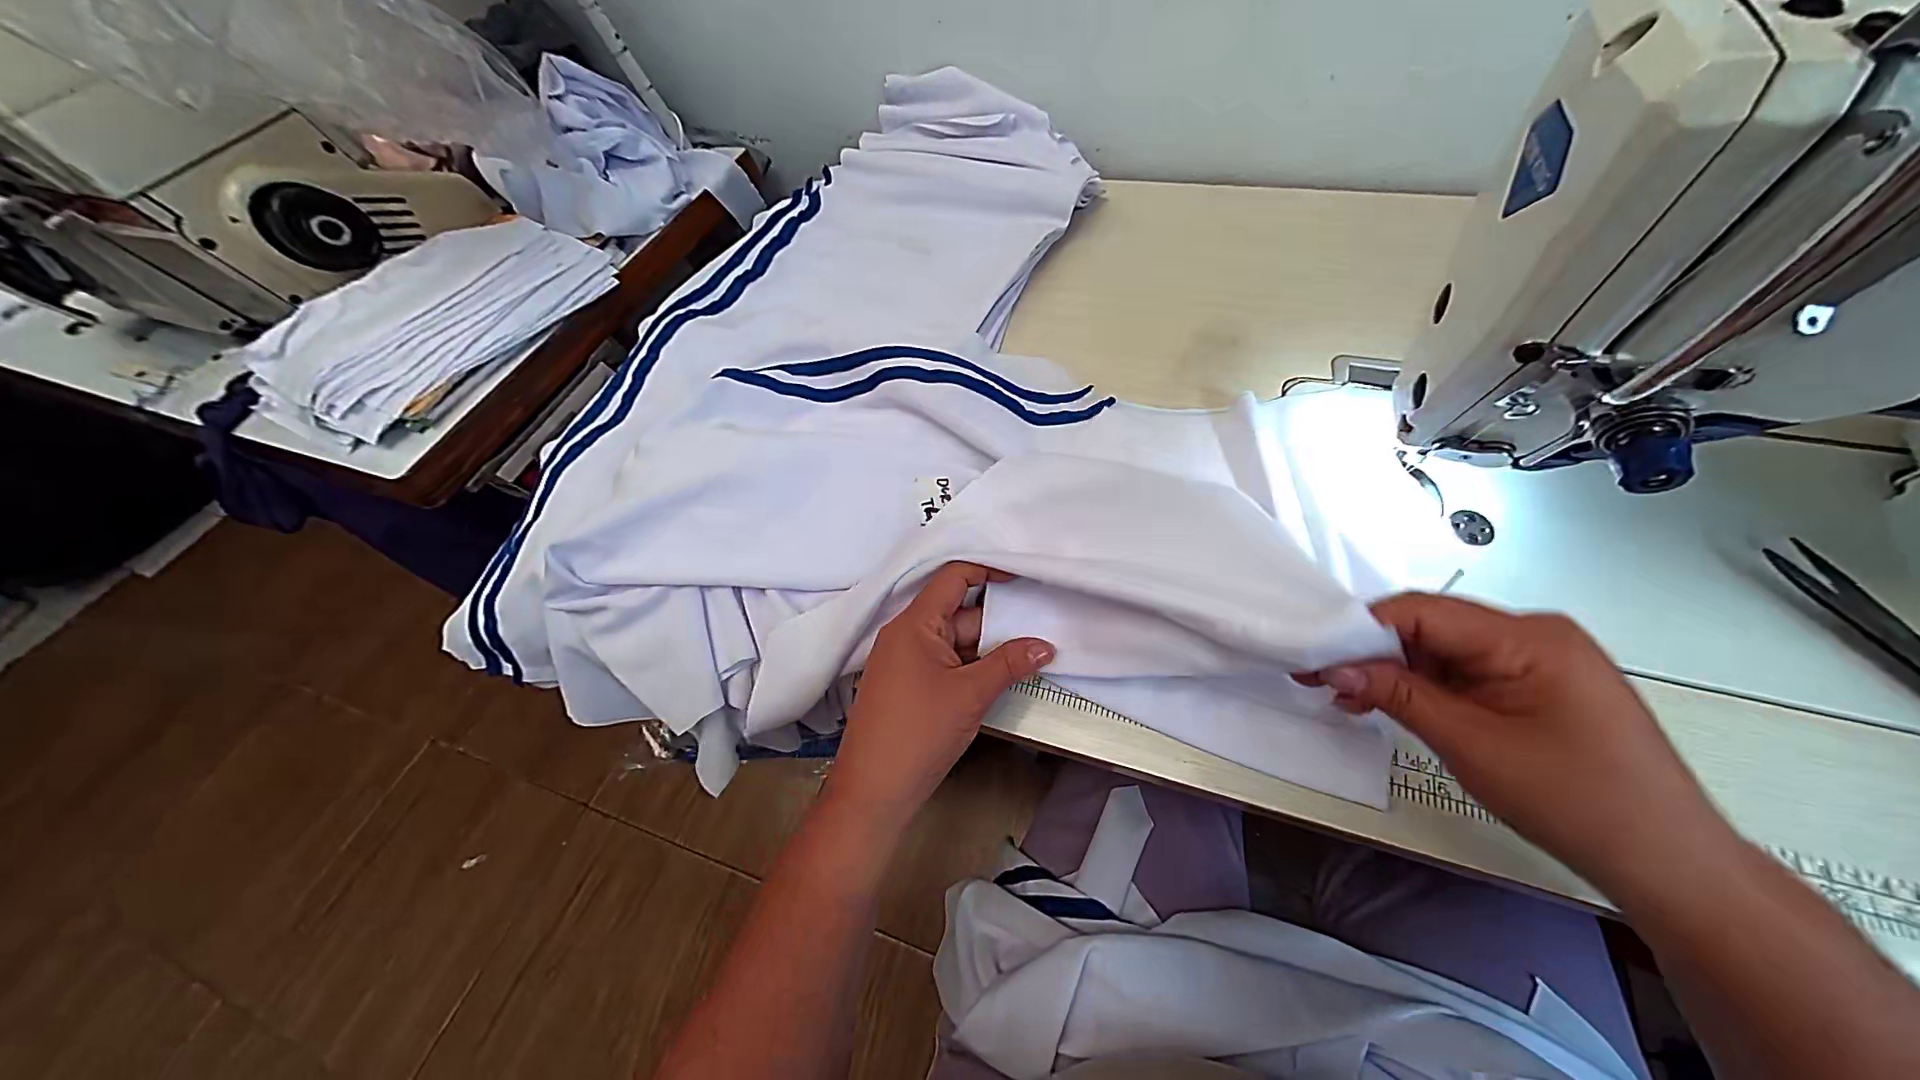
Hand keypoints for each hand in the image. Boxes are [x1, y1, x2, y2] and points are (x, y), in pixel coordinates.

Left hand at [830, 562, 1054, 820]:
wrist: (873, 791)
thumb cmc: (917, 734)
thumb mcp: (970, 695)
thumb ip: (1009, 664)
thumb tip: (1044, 646)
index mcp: (913, 624)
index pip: (952, 578)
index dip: (987, 570)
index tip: (1021, 576)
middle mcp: (905, 635)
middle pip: (958, 611)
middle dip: (997, 621)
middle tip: (1039, 625)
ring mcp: (905, 661)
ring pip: (954, 640)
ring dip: (987, 648)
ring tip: (1028, 654)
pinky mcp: (908, 685)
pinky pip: (945, 662)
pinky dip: (971, 665)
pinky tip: (1000, 676)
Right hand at [1300, 592, 1728, 894]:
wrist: (1668, 863)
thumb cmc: (1580, 802)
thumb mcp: (1469, 744)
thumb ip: (1398, 695)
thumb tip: (1339, 669)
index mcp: (1530, 637)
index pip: (1422, 611)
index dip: (1361, 629)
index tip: (1318, 654)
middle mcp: (1537, 635)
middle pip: (1430, 626)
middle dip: (1373, 652)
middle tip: (1324, 678)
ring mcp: (1540, 659)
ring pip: (1443, 649)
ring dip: (1395, 672)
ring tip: (1352, 698)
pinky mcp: (1537, 683)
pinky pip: (1465, 670)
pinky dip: (1425, 686)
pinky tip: (1394, 704)